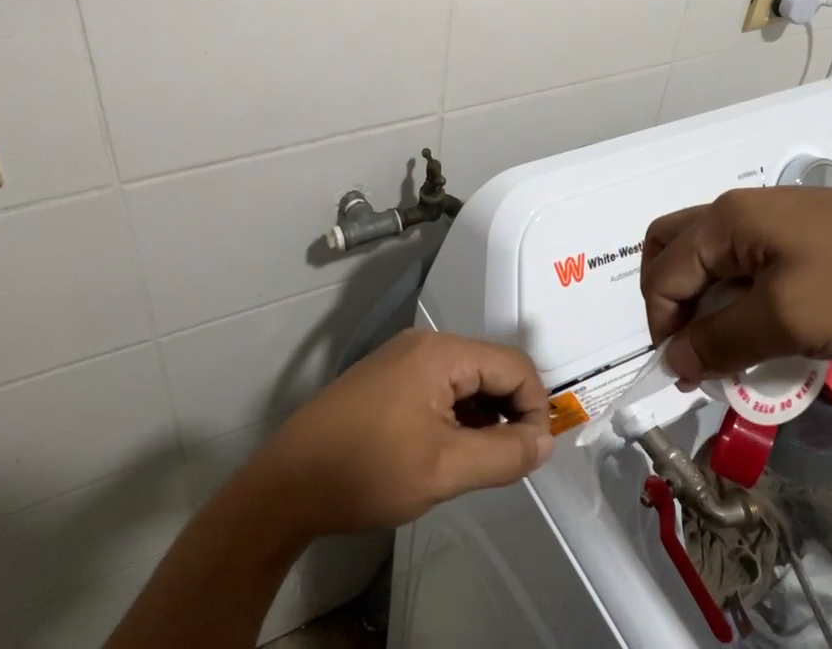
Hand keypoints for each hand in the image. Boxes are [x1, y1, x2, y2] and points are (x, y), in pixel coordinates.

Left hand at [248, 330, 554, 535]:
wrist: (287, 485)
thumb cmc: (368, 472)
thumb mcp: (446, 470)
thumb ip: (505, 454)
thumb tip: (544, 441)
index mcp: (439, 353)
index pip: (514, 365)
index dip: (535, 407)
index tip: (533, 454)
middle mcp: (421, 346)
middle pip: (490, 368)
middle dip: (509, 412)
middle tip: (510, 461)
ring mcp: (399, 361)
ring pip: (465, 381)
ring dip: (483, 418)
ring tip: (479, 463)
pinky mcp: (385, 382)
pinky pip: (439, 390)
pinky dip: (456, 417)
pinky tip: (449, 453)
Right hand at [641, 187, 831, 382]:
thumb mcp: (787, 320)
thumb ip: (720, 340)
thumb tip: (675, 360)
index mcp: (729, 218)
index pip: (663, 272)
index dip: (663, 328)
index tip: (690, 379)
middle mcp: (748, 209)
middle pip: (678, 250)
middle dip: (676, 303)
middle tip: (699, 348)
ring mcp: (788, 220)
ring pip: (722, 261)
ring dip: (716, 305)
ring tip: (743, 350)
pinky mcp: (821, 237)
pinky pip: (761, 268)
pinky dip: (753, 302)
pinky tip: (783, 332)